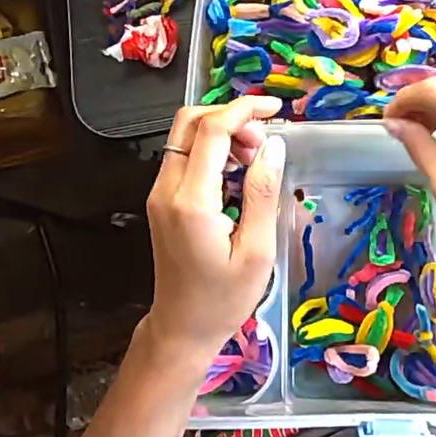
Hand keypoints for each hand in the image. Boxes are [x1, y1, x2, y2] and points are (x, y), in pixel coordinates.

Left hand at [143, 97, 285, 357]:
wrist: (182, 327)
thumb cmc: (223, 299)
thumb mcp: (257, 250)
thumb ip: (262, 192)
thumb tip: (274, 145)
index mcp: (191, 202)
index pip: (210, 131)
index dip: (244, 110)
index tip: (276, 109)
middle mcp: (166, 190)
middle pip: (189, 121)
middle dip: (230, 117)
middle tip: (263, 142)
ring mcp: (159, 193)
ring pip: (185, 136)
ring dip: (222, 133)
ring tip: (254, 161)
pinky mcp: (162, 200)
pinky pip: (184, 157)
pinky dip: (212, 150)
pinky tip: (237, 173)